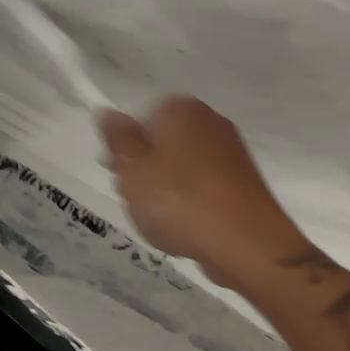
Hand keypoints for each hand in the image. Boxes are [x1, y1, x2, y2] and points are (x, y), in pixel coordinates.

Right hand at [99, 97, 311, 285]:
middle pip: (162, 144)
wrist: (243, 241)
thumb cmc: (178, 201)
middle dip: (146, 171)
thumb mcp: (133, 169)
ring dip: (166, 191)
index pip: (142, 119)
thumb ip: (117, 138)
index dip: (126, 150)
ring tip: (161, 220)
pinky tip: (186, 227)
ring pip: (181, 168)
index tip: (120, 177)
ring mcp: (230, 152)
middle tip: (137, 200)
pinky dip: (191, 204)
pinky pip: (203, 188)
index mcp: (181, 109)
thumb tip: (106, 111)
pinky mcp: (241, 182)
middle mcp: (210, 121)